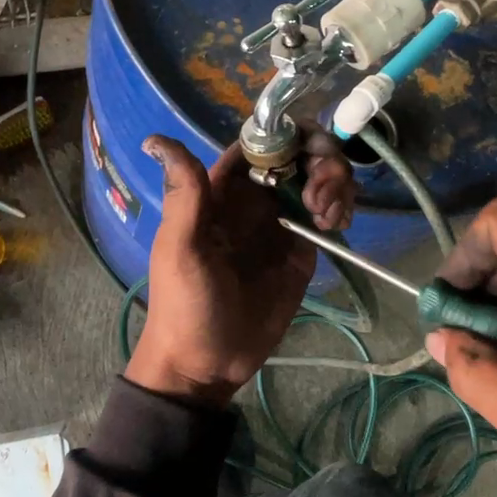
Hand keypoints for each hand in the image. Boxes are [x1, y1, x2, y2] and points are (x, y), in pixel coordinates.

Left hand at [125, 127, 354, 405]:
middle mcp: (255, 195)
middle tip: (321, 193)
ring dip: (335, 180)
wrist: (207, 363)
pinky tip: (334, 225)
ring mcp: (282, 220)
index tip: (302, 155)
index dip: (286, 134)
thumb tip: (155, 138)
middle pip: (299, 151)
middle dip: (322, 156)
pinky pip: (329, 211)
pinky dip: (341, 206)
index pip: (260, 139)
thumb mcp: (180, 247)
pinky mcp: (303, 247)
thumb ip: (183, 192)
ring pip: (319, 176)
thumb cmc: (185, 304)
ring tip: (328, 215)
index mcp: (222, 187)